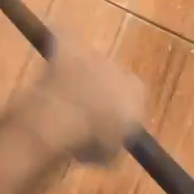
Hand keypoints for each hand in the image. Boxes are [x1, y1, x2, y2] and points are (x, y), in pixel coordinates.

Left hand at [13, 39, 144, 164]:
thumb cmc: (91, 140)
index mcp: (136, 93)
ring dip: (82, 72)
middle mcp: (119, 69)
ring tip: (67, 89)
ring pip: (90, 61)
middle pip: (112, 77)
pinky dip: (62, 41)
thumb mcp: (110, 154)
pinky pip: (66, 39)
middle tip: (85, 109)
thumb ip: (113, 142)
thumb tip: (106, 141)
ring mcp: (92, 55)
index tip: (108, 124)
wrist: (63, 116)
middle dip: (100, 89)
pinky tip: (56, 43)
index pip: (134, 98)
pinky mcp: (69, 47)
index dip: (120, 111)